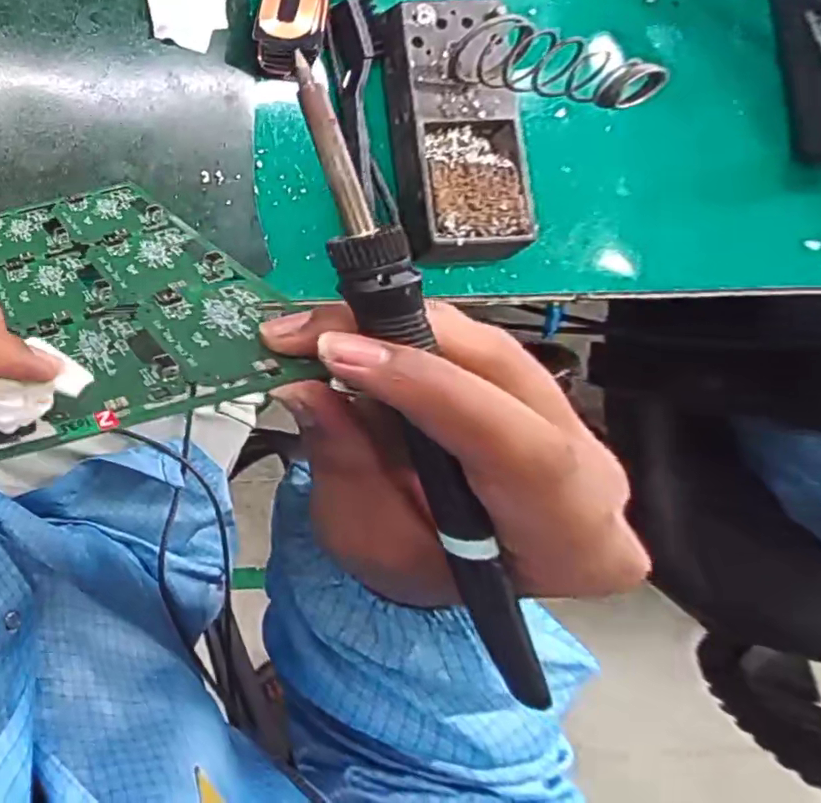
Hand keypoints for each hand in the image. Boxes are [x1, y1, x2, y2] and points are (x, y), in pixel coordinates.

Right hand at [260, 303, 649, 606]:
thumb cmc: (407, 569)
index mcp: (570, 539)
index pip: (517, 447)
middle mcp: (588, 473)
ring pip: (479, 344)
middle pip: (503, 373)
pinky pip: (458, 343)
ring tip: (306, 334)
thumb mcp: (365, 536)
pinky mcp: (517, 394)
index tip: (339, 356)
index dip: (424, 387)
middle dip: (392, 335)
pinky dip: (385, 330)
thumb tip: (306, 388)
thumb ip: (344, 462)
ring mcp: (561, 425)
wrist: (425, 569)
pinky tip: (336, 337)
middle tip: (307, 332)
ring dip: (380, 325)